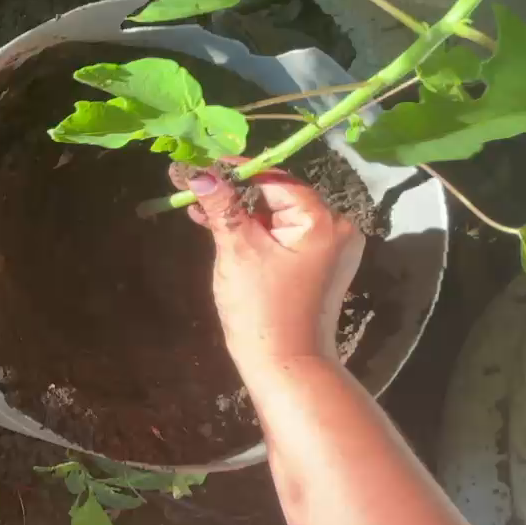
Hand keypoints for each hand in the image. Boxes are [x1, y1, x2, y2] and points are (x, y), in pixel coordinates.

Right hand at [170, 162, 364, 380]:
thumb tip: (200, 173)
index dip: (236, 170)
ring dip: (237, 210)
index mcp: (322, 221)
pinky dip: (250, 229)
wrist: (284, 359)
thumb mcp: (236, 249)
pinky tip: (218, 227)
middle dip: (233, 190)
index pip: (275, 180)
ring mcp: (325, 248)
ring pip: (274, 216)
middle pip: (276, 196)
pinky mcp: (313, 264)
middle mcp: (333, 228)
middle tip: (192, 184)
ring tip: (197, 207)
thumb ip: (221, 207)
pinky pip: (278, 234)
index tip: (200, 164)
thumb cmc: (260, 304)